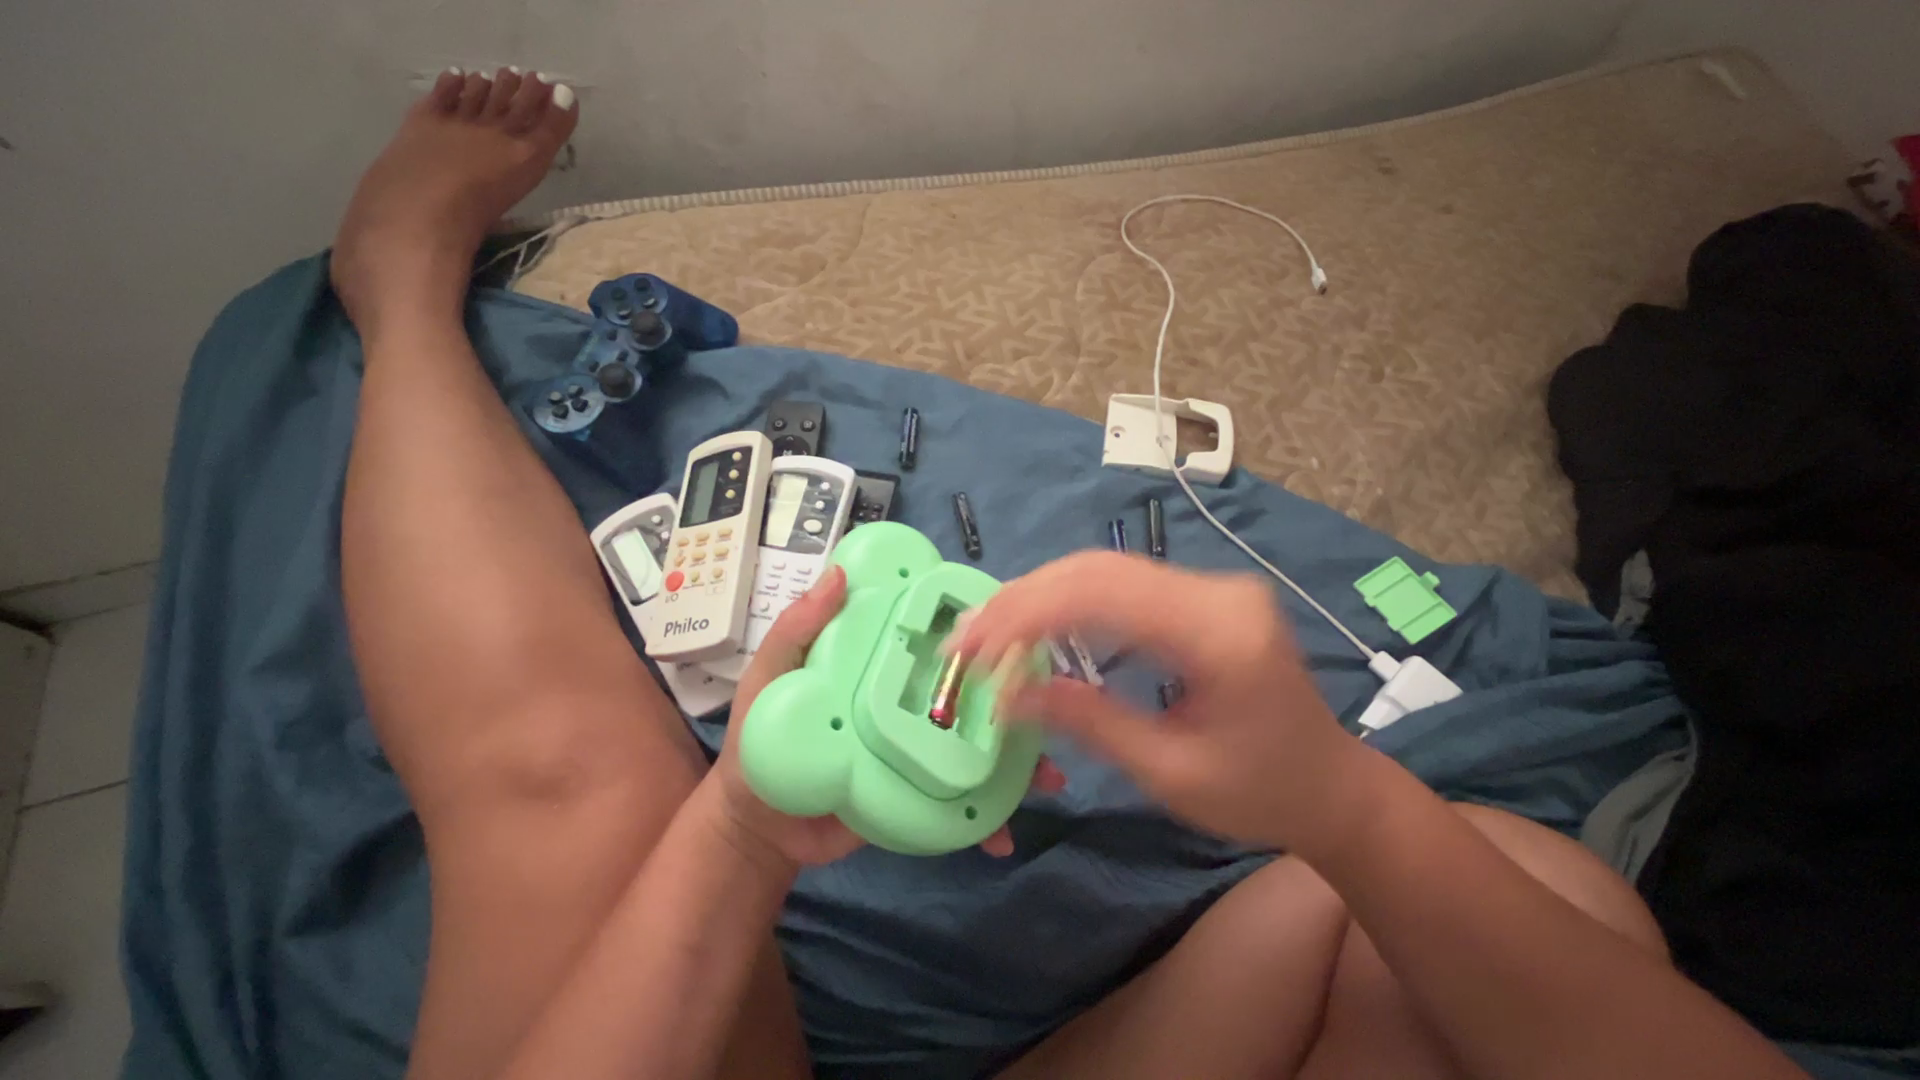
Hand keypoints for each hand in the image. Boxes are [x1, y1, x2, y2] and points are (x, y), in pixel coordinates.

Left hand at [714, 565, 1062, 867]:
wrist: (757, 828)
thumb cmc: (759, 741)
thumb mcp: (770, 679)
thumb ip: (797, 631)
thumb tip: (839, 575)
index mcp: (878, 664)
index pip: (931, 638)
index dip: (974, 630)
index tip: (1016, 628)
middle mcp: (906, 700)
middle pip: (970, 693)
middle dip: (1015, 698)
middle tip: (1049, 705)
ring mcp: (916, 749)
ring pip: (977, 747)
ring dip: (1017, 760)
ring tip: (1047, 774)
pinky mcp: (918, 794)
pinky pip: (960, 802)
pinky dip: (985, 820)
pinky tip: (1003, 836)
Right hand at [946, 552, 1361, 851]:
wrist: (1331, 787)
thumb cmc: (1258, 794)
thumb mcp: (1168, 772)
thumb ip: (1087, 721)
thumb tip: (1005, 693)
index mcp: (1219, 632)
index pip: (1103, 595)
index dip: (1025, 614)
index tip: (969, 647)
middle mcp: (1217, 591)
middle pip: (1098, 569)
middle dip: (1021, 599)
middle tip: (964, 637)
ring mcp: (1212, 587)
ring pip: (1104, 568)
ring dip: (1038, 595)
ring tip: (985, 630)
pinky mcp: (1202, 595)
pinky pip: (1121, 584)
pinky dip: (1067, 600)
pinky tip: (1033, 623)